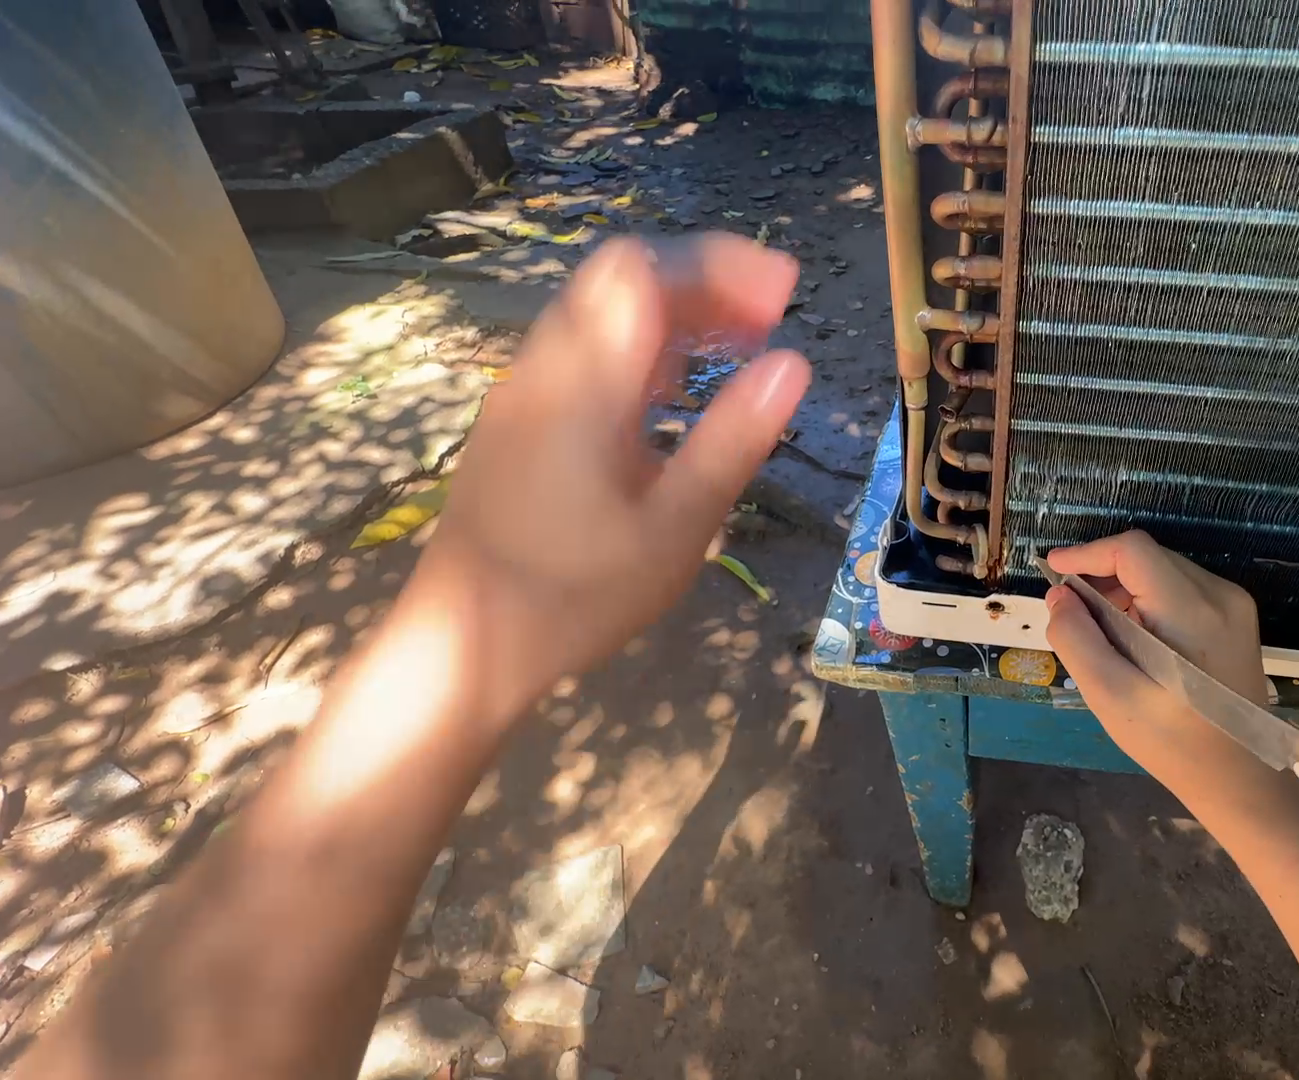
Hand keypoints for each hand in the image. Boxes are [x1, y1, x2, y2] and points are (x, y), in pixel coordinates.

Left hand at [413, 234, 810, 708]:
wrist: (465, 646)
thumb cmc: (578, 595)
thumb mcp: (675, 526)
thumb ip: (733, 440)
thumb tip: (793, 366)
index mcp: (583, 385)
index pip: (643, 273)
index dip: (718, 266)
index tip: (784, 292)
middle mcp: (547, 369)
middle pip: (623, 282)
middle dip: (705, 286)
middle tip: (770, 322)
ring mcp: (528, 392)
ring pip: (605, 315)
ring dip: (678, 317)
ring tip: (742, 348)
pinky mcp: (525, 420)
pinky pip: (590, 353)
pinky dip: (647, 349)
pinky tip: (679, 391)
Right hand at [1043, 531, 1269, 797]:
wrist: (1241, 780)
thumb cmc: (1174, 743)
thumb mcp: (1111, 696)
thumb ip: (1076, 638)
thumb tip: (1059, 596)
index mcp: (1192, 610)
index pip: (1133, 550)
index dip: (1087, 554)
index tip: (1053, 570)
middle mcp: (1220, 595)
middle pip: (1148, 557)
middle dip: (1102, 574)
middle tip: (1071, 611)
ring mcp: (1233, 606)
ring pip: (1162, 570)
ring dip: (1122, 588)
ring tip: (1098, 628)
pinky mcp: (1235, 619)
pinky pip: (1179, 590)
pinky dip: (1146, 600)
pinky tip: (1132, 637)